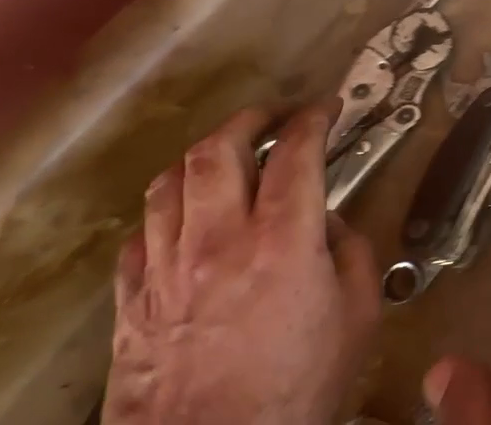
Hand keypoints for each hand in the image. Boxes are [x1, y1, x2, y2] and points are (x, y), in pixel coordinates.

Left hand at [102, 103, 379, 424]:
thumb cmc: (300, 381)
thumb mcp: (358, 311)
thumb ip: (350, 253)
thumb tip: (328, 226)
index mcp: (284, 240)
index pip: (296, 153)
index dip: (314, 119)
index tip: (326, 109)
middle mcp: (219, 242)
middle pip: (215, 152)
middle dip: (247, 120)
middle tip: (273, 116)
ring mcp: (167, 270)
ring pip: (167, 186)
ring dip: (200, 159)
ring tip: (226, 157)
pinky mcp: (132, 302)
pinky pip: (139, 236)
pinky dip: (166, 213)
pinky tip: (186, 219)